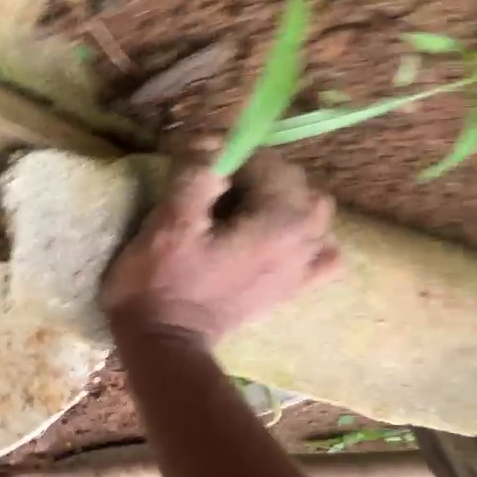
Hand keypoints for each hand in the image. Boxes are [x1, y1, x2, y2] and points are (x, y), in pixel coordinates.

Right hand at [102, 153, 340, 343]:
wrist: (164, 337)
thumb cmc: (158, 279)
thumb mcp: (168, 223)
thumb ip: (195, 177)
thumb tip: (208, 139)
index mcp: (283, 217)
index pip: (267, 162)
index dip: (227, 152)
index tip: (188, 159)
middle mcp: (310, 236)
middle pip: (293, 184)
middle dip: (252, 175)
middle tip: (203, 183)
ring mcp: (307, 263)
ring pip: (307, 211)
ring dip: (273, 200)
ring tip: (231, 208)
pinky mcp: (296, 284)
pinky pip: (318, 248)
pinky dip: (298, 234)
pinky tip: (272, 237)